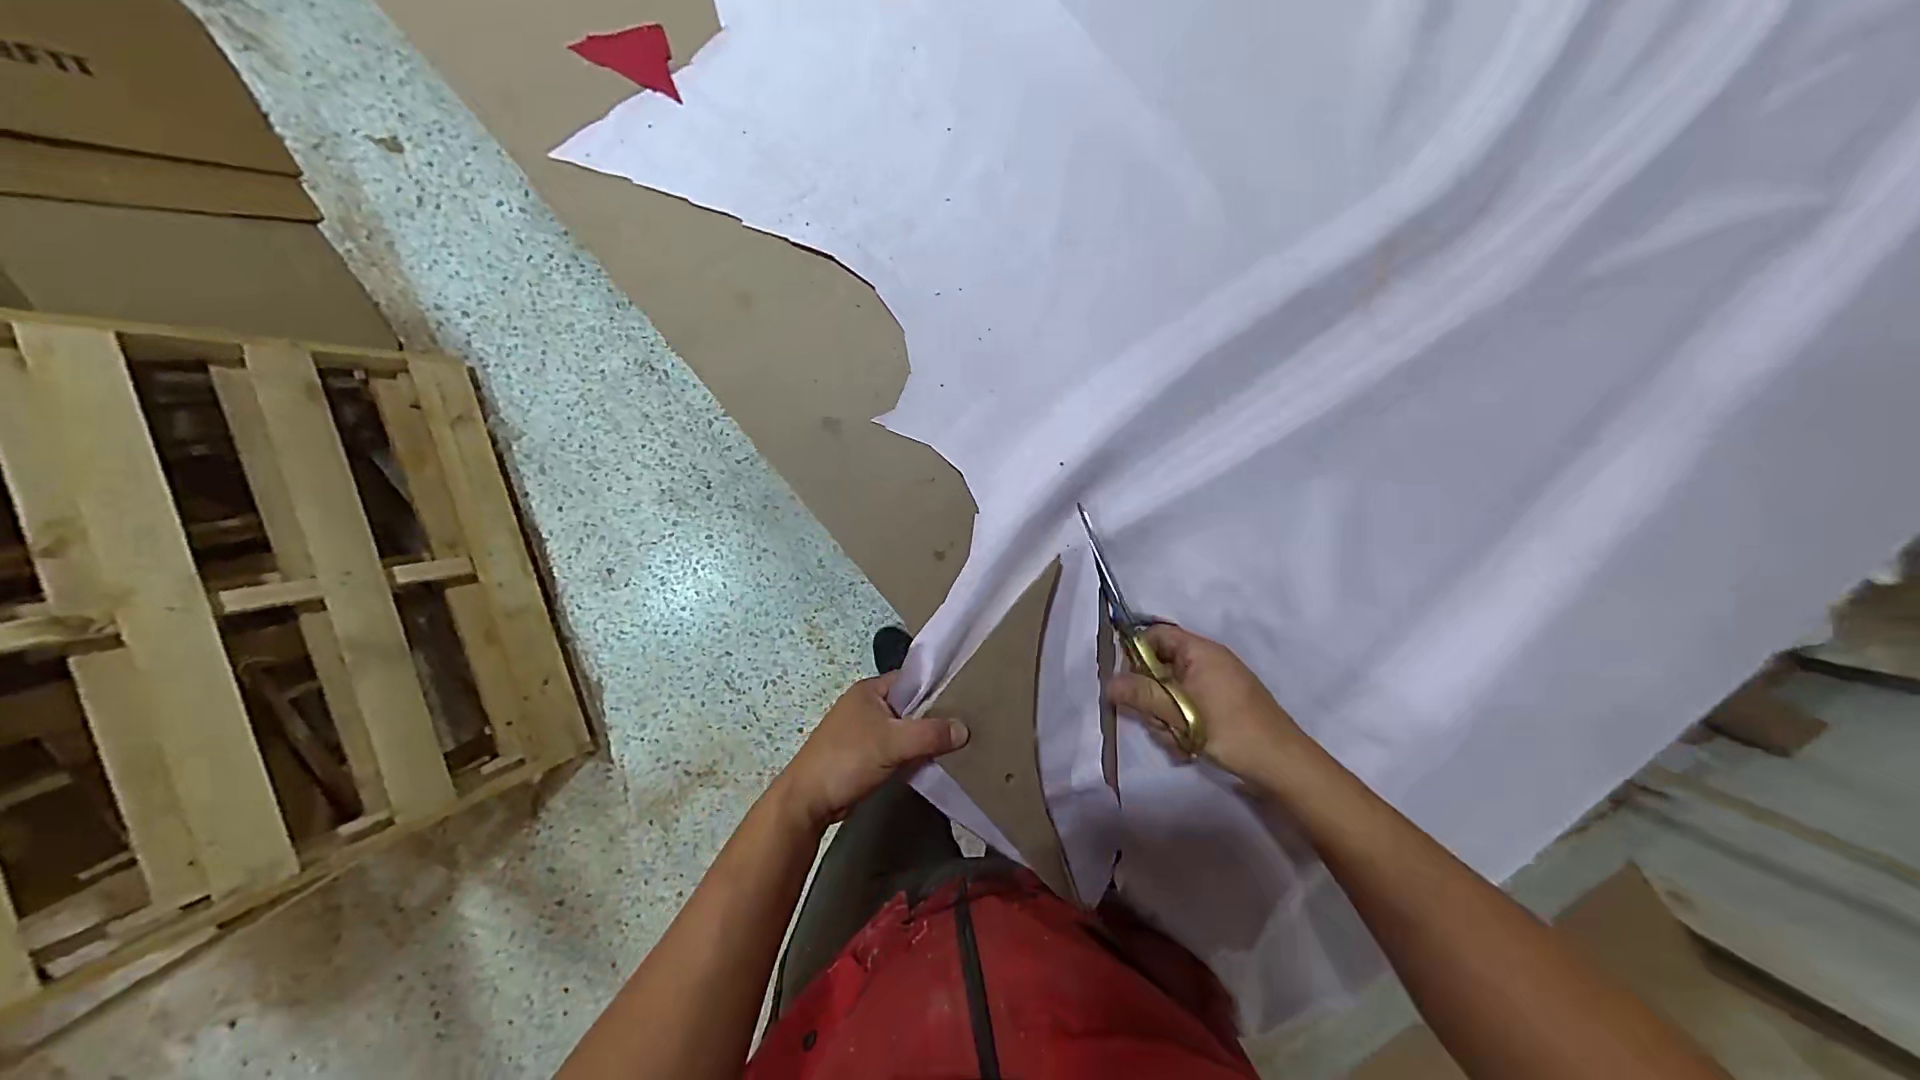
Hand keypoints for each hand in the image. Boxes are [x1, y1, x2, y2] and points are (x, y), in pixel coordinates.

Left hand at [776, 672, 969, 829]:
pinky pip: (898, 748)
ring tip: (957, 743)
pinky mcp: (866, 754)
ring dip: (924, 738)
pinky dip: (913, 753)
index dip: (938, 687)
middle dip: (935, 716)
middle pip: (911, 705)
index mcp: (870, 690)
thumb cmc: (846, 760)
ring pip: (905, 729)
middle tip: (968, 724)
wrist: (808, 801)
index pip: (913, 679)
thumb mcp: (892, 743)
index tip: (967, 699)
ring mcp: (865, 730)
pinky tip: (934, 761)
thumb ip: (930, 734)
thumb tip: (964, 730)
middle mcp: (867, 705)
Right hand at [1105, 624, 1307, 784]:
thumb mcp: (1179, 712)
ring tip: (1178, 738)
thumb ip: (1141, 694)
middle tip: (1156, 720)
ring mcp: (1216, 684)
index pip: (1154, 635)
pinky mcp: (1222, 706)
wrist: (1283, 764)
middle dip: (1151, 695)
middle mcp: (1208, 660)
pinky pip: (1188, 706)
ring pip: (1171, 691)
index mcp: (1199, 651)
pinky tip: (1188, 746)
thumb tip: (1107, 683)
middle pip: (1159, 666)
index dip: (1134, 653)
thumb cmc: (1230, 730)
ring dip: (1166, 715)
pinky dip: (1182, 724)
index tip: (1126, 682)